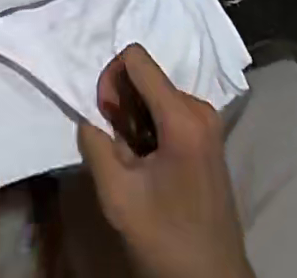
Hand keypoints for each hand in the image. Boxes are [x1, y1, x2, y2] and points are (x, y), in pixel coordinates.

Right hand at [76, 45, 255, 277]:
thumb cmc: (165, 237)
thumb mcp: (118, 196)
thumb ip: (96, 146)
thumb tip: (88, 118)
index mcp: (183, 116)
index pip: (137, 59)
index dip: (110, 79)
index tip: (105, 117)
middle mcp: (200, 107)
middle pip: (147, 75)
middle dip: (121, 102)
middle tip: (115, 145)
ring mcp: (208, 120)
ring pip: (156, 93)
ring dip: (134, 117)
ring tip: (132, 160)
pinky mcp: (208, 135)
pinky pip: (169, 110)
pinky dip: (150, 125)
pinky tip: (147, 162)